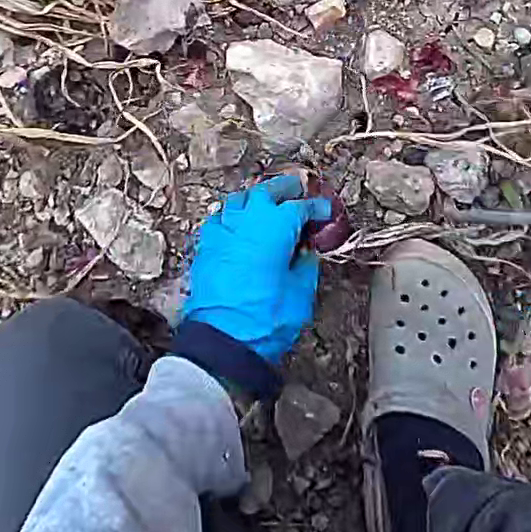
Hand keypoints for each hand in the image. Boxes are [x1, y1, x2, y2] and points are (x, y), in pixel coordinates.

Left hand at [182, 176, 331, 362]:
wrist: (222, 342)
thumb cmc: (264, 317)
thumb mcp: (301, 291)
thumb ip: (305, 263)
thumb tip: (305, 252)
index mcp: (277, 225)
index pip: (302, 207)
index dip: (317, 208)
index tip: (324, 211)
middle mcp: (249, 220)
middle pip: (269, 190)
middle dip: (286, 189)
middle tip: (298, 190)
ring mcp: (224, 230)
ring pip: (240, 198)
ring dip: (256, 197)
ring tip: (266, 201)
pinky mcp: (206, 246)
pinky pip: (219, 218)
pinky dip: (230, 215)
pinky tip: (235, 221)